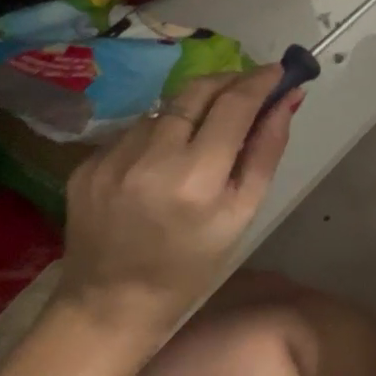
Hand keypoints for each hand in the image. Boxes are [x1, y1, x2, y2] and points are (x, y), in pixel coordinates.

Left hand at [54, 65, 301, 341]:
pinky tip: (163, 161)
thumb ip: (268, 149)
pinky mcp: (87, 165)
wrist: (109, 305)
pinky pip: (136, 129)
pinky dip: (159, 133)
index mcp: (195, 177)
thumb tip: (288, 98)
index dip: (260, 80)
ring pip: (166, 109)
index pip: (234, 104)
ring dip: (193, 110)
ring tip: (203, 136)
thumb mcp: (243, 211)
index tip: (278, 70)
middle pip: (198, 91)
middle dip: (229, 81)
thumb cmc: (191, 263)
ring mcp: (111, 160)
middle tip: (249, 88)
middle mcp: (150, 159)